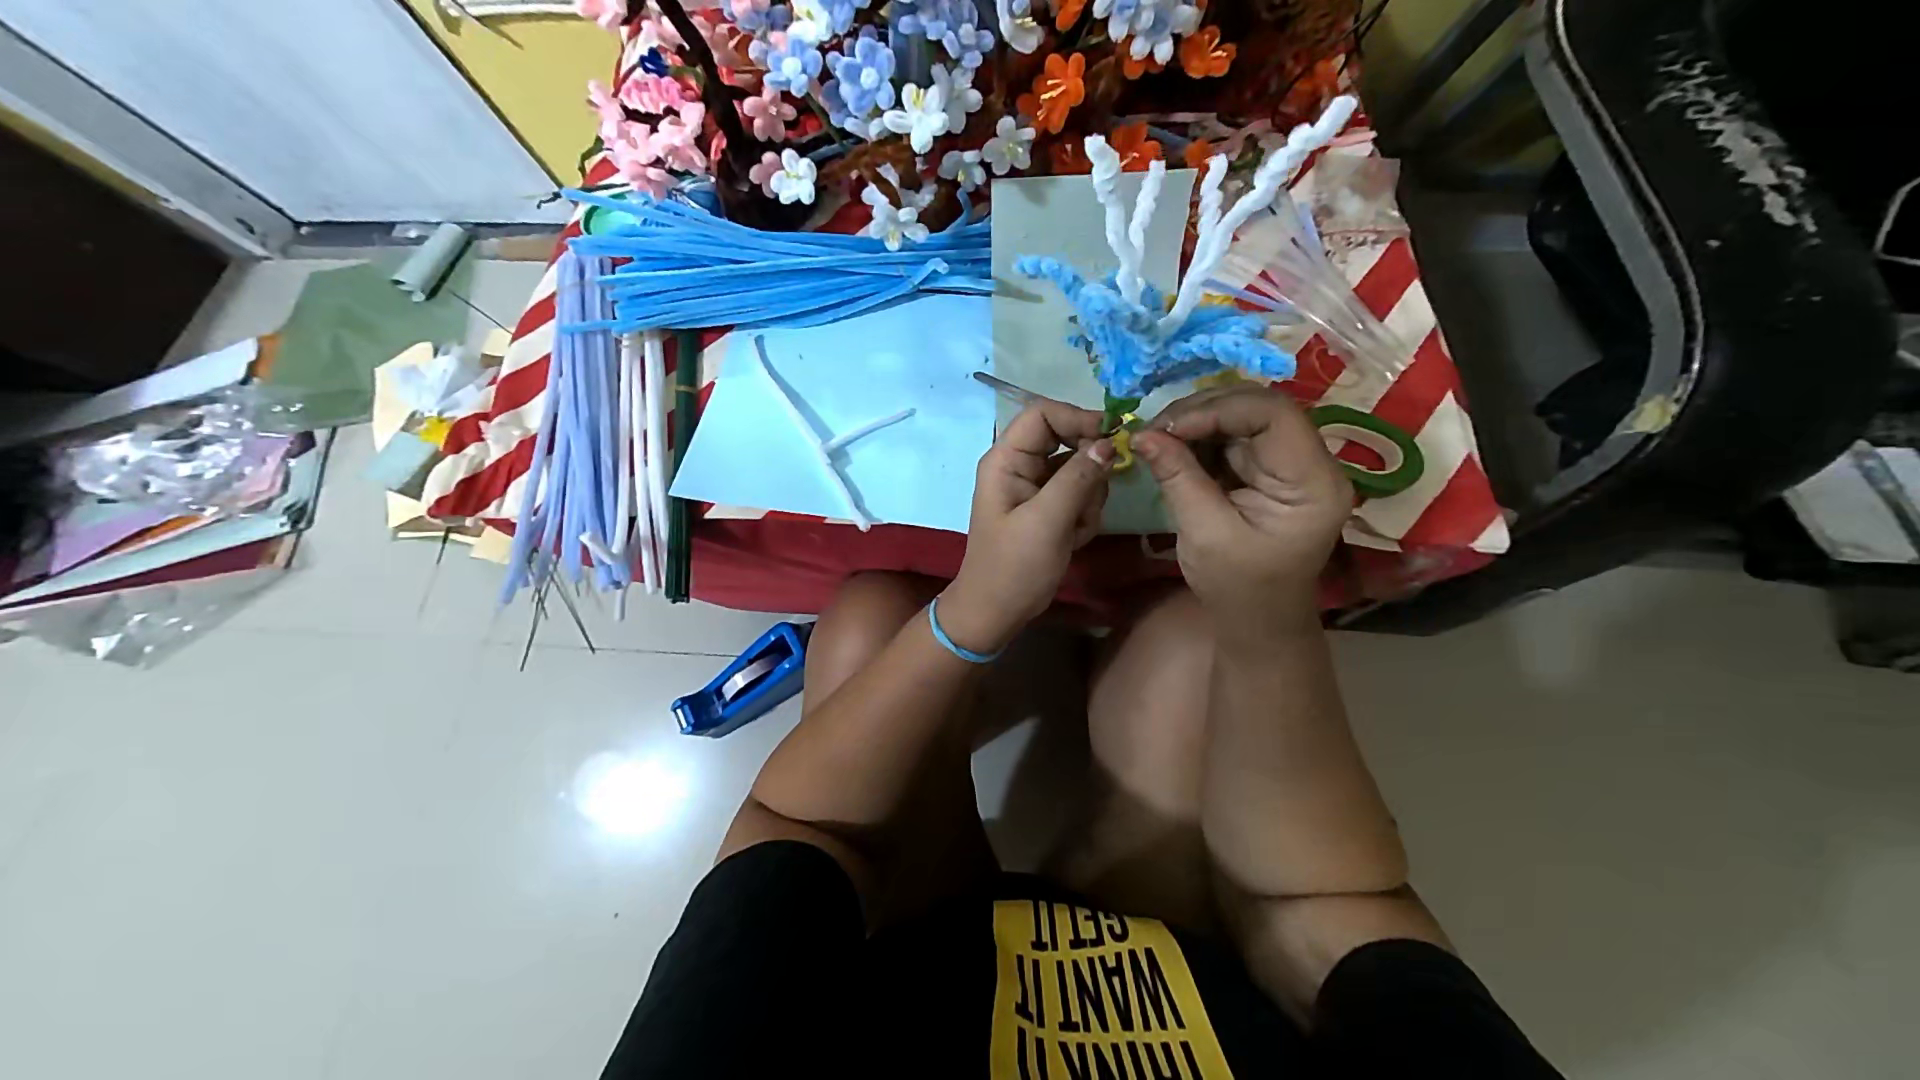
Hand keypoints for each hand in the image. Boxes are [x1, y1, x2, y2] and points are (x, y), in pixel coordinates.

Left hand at [941, 399, 1113, 653]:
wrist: (997, 611)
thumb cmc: (1014, 567)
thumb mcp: (1047, 521)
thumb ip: (1078, 478)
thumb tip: (1109, 442)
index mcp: (1006, 459)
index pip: (1043, 413)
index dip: (1079, 418)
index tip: (1114, 437)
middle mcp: (1019, 465)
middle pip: (1067, 438)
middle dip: (1088, 468)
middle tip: (1093, 499)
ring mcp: (1034, 486)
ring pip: (1080, 468)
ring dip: (1089, 497)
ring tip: (1075, 529)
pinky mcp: (1048, 507)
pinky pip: (1079, 493)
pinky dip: (1084, 513)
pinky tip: (1074, 538)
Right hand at [1132, 386, 1351, 637]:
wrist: (1257, 620)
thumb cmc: (1238, 587)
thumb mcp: (1204, 533)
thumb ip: (1178, 477)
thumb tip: (1142, 434)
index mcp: (1313, 482)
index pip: (1274, 414)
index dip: (1219, 409)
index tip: (1168, 428)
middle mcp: (1310, 462)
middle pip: (1259, 408)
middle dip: (1203, 411)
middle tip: (1155, 430)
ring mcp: (1289, 463)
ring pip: (1243, 416)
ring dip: (1196, 422)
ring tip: (1157, 438)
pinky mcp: (1267, 469)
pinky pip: (1233, 436)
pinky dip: (1198, 437)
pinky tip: (1172, 448)